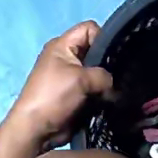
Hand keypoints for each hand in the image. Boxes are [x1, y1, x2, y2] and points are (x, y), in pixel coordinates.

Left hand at [3, 21, 115, 148]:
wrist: (36, 129)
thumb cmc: (54, 96)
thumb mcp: (81, 79)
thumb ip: (104, 75)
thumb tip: (114, 85)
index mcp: (62, 45)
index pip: (89, 28)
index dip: (103, 37)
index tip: (112, 55)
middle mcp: (67, 57)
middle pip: (96, 50)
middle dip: (109, 62)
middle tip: (121, 75)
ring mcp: (72, 76)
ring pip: (98, 72)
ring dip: (107, 82)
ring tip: (116, 90)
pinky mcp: (76, 94)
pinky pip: (96, 88)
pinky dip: (103, 94)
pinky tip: (111, 100)